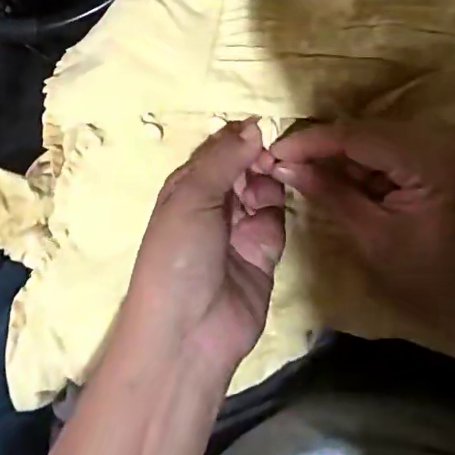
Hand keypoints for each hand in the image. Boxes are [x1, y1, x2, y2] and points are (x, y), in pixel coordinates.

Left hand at [117, 118, 286, 379]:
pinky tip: (274, 204)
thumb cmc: (179, 253)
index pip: (217, 150)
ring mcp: (238, 227)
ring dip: (267, 180)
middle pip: (242, 167)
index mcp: (187, 184)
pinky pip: (275, 220)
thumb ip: (223, 159)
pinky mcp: (263, 252)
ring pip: (261, 189)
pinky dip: (276, 208)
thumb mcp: (192, 196)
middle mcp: (213, 202)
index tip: (264, 126)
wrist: (190, 329)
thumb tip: (252, 125)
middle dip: (257, 156)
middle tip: (274, 153)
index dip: (238, 137)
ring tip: (273, 175)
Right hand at [267, 119, 454, 351]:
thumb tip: (283, 165)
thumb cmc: (452, 280)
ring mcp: (440, 141)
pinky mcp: (441, 153)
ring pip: (369, 138)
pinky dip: (363, 167)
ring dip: (340, 160)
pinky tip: (348, 190)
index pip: (347, 134)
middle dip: (319, 151)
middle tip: (284, 172)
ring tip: (311, 185)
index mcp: (423, 155)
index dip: (303, 142)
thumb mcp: (379, 242)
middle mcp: (432, 134)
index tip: (267, 155)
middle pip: (357, 131)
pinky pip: (387, 149)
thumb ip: (330, 196)